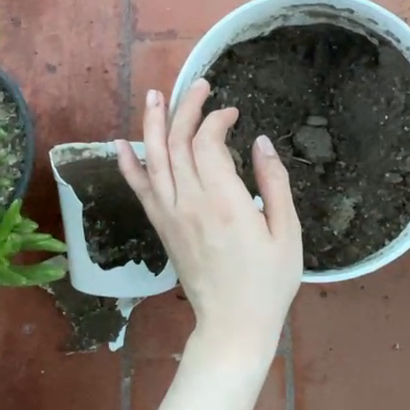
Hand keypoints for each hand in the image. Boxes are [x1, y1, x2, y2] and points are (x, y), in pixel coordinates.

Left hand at [117, 79, 302, 363]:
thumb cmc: (269, 280)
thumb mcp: (287, 231)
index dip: (217, 119)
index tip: (233, 113)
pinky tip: (121, 143)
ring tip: (154, 94)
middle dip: (186, 108)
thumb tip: (261, 141)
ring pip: (155, 160)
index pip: (208, 144)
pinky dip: (129, 165)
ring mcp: (171, 216)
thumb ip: (274, 182)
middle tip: (199, 85)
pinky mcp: (162, 228)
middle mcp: (191, 203)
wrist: (234, 324)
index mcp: (226, 203)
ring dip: (152, 124)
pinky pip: (140, 190)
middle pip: (178, 144)